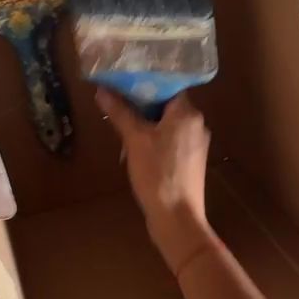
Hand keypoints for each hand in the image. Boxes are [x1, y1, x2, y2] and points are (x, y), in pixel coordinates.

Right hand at [93, 89, 212, 267]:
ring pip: (167, 124)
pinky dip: (154, 139)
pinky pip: (171, 140)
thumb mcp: (134, 139)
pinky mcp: (191, 162)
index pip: (168, 85)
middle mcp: (197, 125)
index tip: (124, 80)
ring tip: (123, 127)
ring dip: (146, 124)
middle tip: (118, 104)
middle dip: (142, 105)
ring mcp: (196, 145)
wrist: (177, 218)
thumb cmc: (157, 173)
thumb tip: (101, 89)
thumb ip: (120, 112)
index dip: (146, 82)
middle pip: (167, 104)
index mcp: (188, 114)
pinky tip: (136, 149)